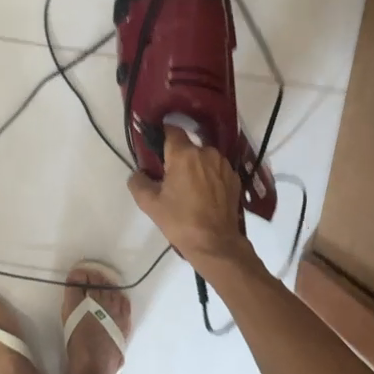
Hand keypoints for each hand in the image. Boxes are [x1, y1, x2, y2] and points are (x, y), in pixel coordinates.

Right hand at [127, 127, 256, 268]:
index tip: (156, 148)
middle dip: (178, 157)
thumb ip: (138, 182)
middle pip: (188, 146)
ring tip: (190, 189)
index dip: (162, 136)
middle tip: (171, 178)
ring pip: (204, 157)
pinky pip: (217, 169)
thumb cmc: (180, 221)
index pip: (171, 130)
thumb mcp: (149, 204)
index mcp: (184, 155)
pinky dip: (210, 176)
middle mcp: (207, 153)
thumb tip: (139, 173)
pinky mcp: (234, 178)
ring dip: (196, 166)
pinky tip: (205, 195)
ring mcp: (223, 165)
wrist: (215, 243)